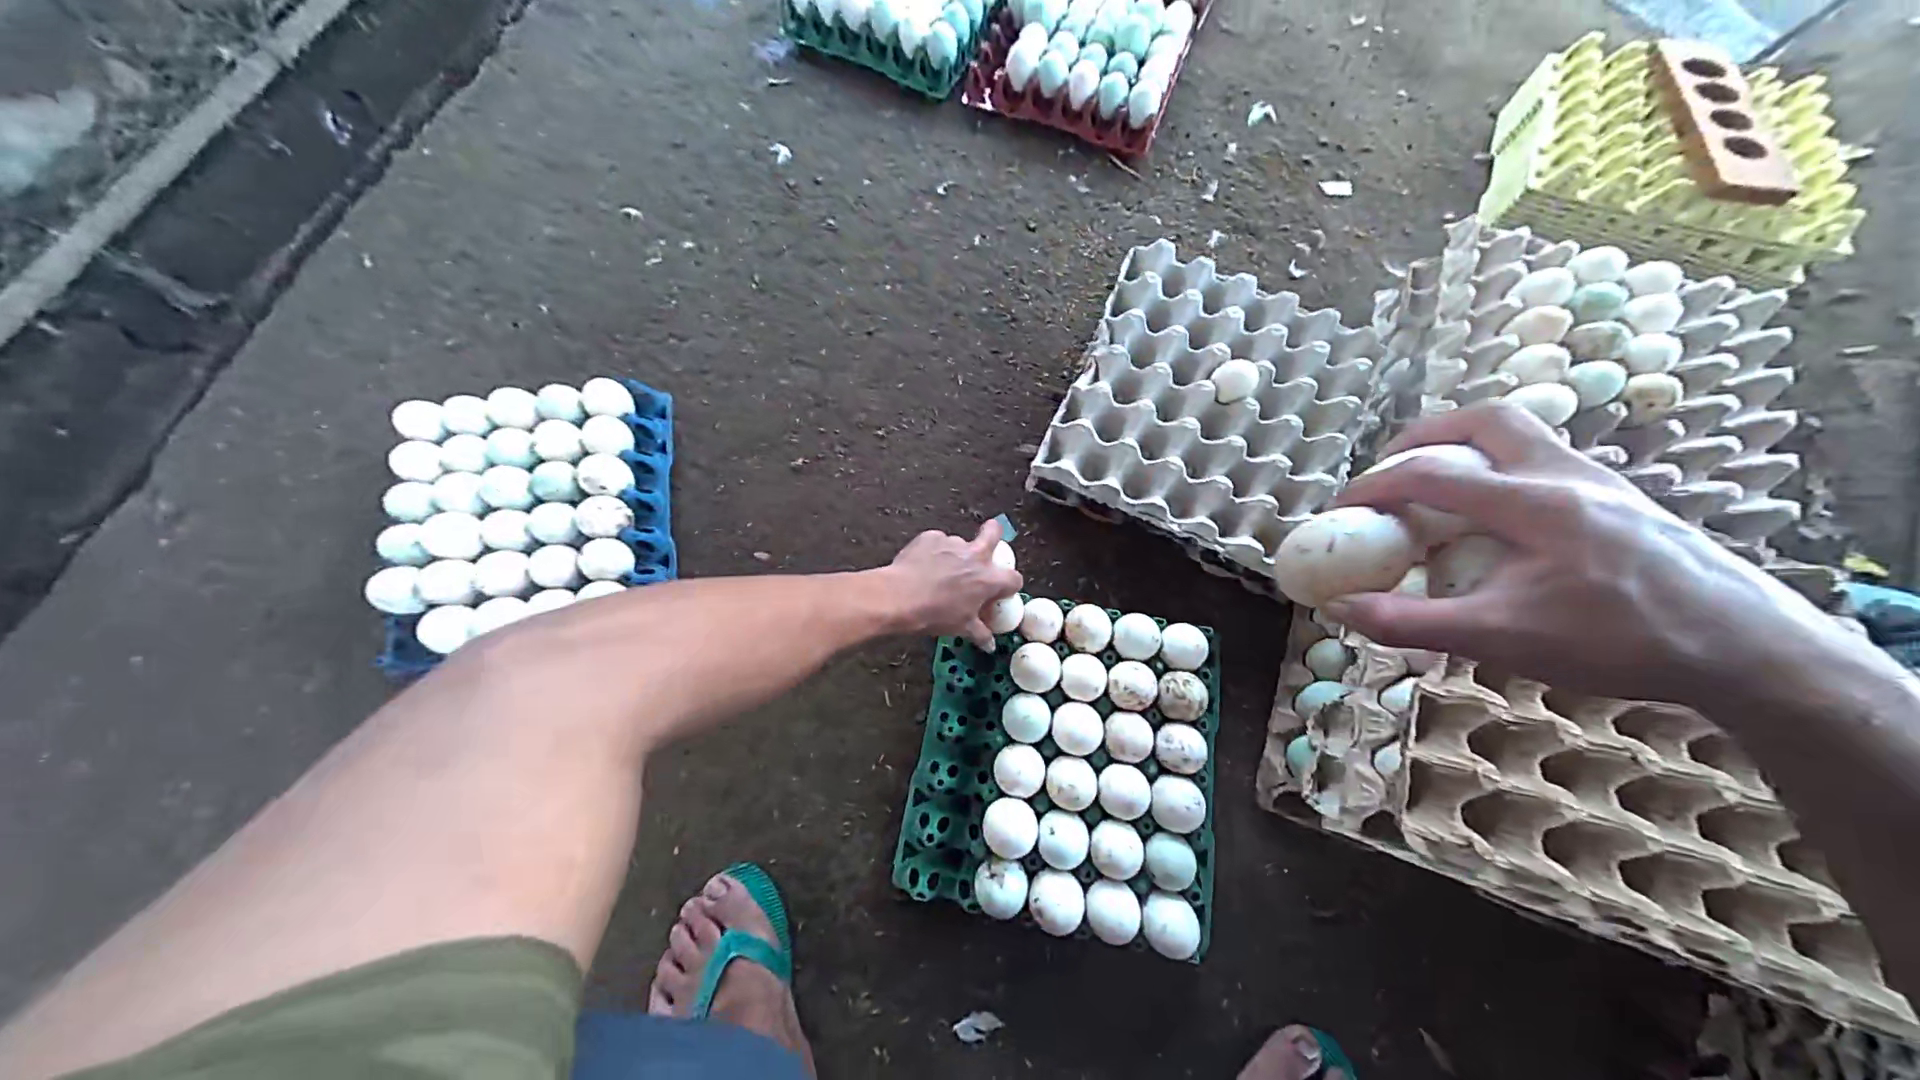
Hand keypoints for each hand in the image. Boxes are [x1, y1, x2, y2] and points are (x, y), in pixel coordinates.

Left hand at [874, 520, 1022, 649]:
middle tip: (985, 547)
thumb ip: (980, 634)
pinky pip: (937, 542)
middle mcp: (975, 555)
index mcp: (988, 579)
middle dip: (994, 534)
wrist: (899, 597)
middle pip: (994, 532)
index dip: (1009, 586)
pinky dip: (933, 552)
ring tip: (940, 571)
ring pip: (960, 543)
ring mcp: (952, 543)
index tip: (1000, 592)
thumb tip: (989, 645)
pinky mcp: (931, 537)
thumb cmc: (935, 614)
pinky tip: (923, 566)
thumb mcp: (961, 628)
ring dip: (956, 554)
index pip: (1014, 578)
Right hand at [1324, 402, 1853, 707]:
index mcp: (1531, 502)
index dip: (1374, 485)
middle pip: (1484, 419)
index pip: (1430, 473)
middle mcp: (1567, 475)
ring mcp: (1602, 482)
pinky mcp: (1623, 500)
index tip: (1342, 508)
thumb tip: (1339, 608)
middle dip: (1423, 437)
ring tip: (1435, 489)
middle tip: (1391, 471)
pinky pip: (1544, 461)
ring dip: (1465, 449)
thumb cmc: (1621, 642)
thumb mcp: (1500, 638)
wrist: (1754, 652)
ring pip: (1521, 434)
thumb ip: (1409, 621)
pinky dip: (1498, 471)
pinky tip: (1494, 519)